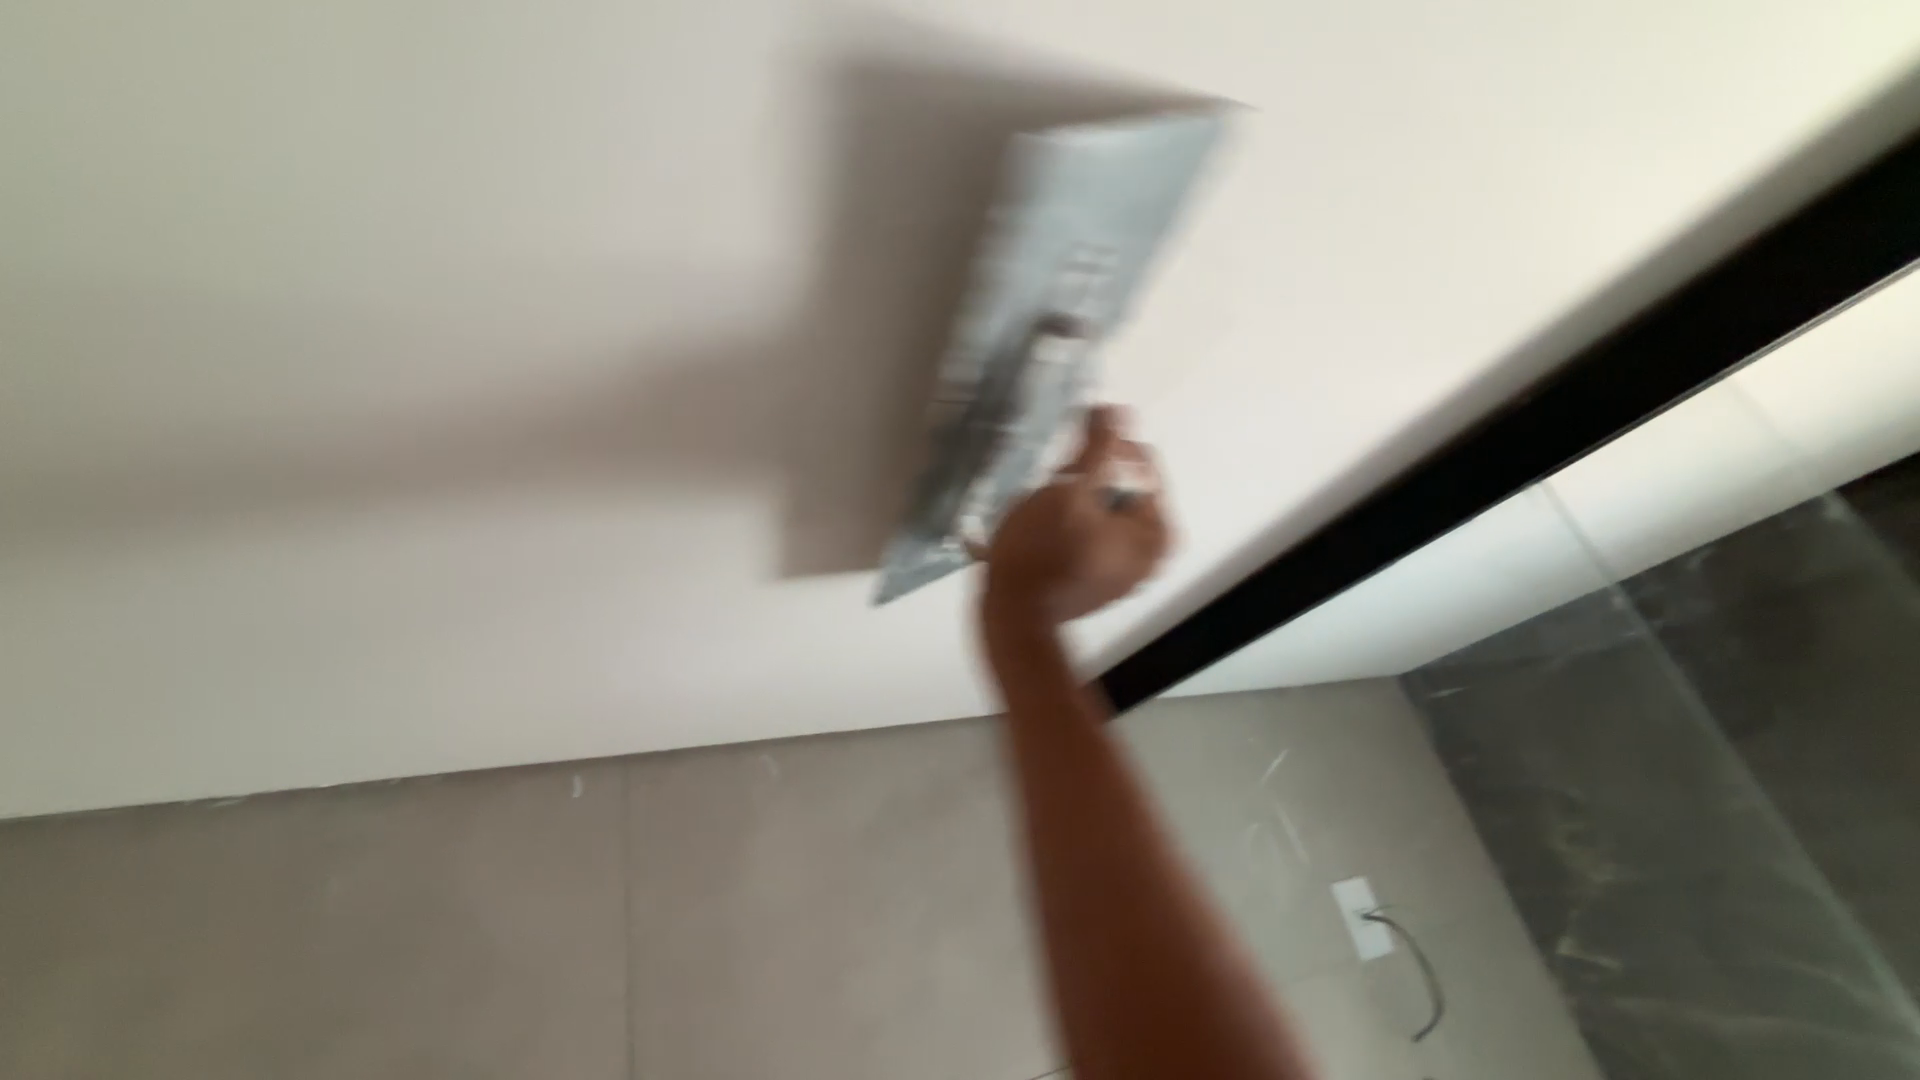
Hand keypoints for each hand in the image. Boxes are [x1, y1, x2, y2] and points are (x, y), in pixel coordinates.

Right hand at [980, 405, 1172, 623]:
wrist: (1013, 612)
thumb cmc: (1043, 549)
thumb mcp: (1070, 488)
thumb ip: (1098, 446)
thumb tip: (1117, 409)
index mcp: (1157, 534)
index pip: (1143, 466)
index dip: (1109, 445)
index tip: (1075, 437)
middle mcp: (1152, 557)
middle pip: (1125, 491)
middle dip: (1094, 474)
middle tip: (1060, 468)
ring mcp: (1126, 574)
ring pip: (1106, 513)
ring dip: (1082, 495)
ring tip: (1050, 489)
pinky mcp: (1098, 583)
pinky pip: (1093, 536)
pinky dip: (1076, 521)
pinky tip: (1047, 518)